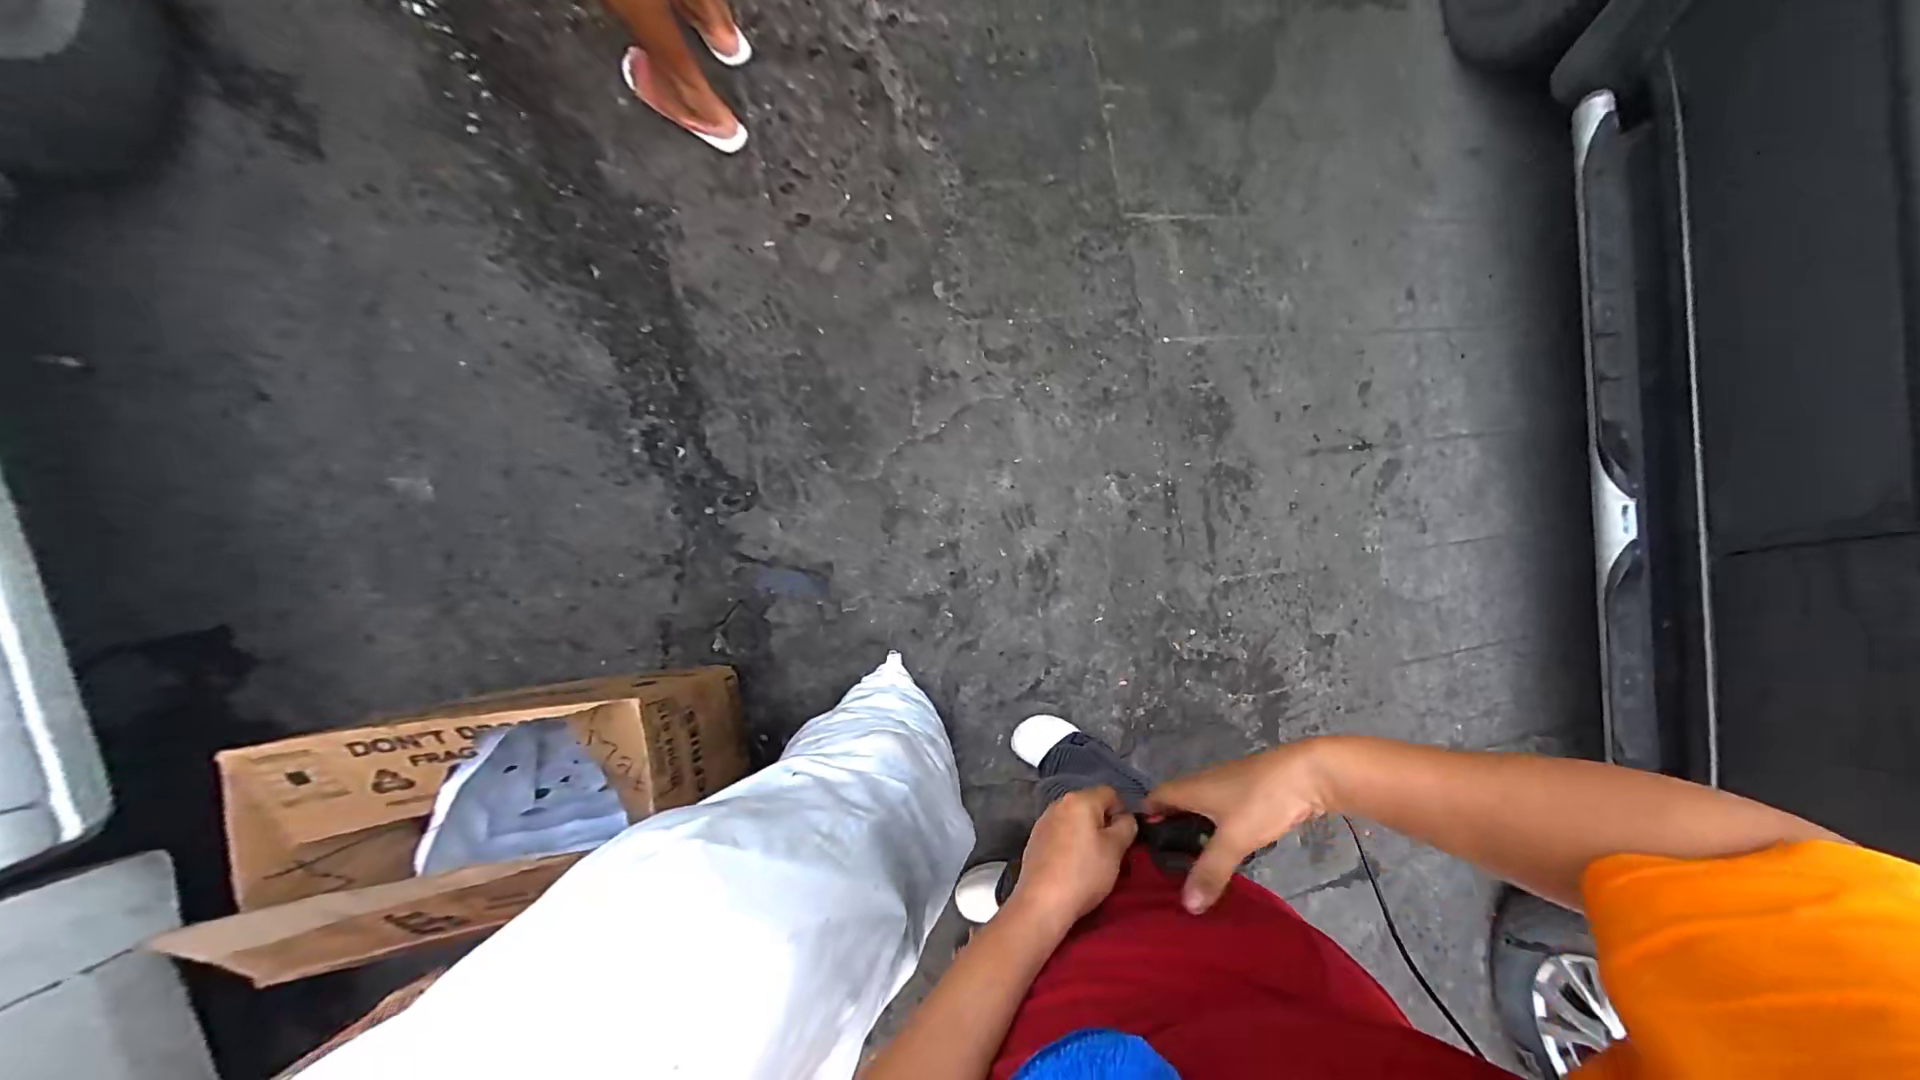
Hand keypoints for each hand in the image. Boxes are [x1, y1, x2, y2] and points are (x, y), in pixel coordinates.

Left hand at [1007, 786, 1138, 930]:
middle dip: (1103, 823)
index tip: (1125, 836)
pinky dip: (1070, 842)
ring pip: (1074, 819)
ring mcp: (1043, 820)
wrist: (1043, 900)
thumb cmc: (1084, 872)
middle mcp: (1058, 803)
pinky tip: (1071, 864)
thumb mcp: (1115, 850)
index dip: (1122, 810)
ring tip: (1091, 860)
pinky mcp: (1035, 838)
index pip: (1109, 793)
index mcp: (1079, 800)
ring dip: (1086, 832)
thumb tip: (1125, 818)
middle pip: (1090, 804)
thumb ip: (1126, 827)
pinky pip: (1060, 832)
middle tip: (1111, 850)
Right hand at [1144, 740, 1334, 913]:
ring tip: (1196, 863)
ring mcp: (1227, 787)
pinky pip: (1222, 814)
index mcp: (1191, 788)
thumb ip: (1211, 871)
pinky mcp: (1249, 794)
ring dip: (1196, 831)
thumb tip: (1186, 905)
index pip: (1155, 798)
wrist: (1308, 775)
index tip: (1143, 849)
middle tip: (1169, 864)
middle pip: (1176, 804)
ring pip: (1201, 810)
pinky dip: (1218, 831)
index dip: (1145, 820)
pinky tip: (1229, 851)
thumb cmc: (1261, 801)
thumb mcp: (1235, 839)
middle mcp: (1203, 783)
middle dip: (1170, 830)